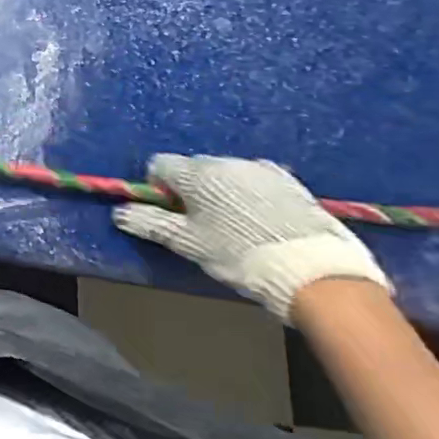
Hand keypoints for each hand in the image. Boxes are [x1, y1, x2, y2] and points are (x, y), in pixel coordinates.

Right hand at [114, 154, 390, 321]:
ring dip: (221, 191)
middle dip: (190, 189)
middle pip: (194, 168)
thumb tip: (120, 212)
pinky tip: (260, 221)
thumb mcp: (188, 243)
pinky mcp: (295, 185)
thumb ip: (150, 223)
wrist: (318, 275)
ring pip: (227, 174)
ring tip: (233, 224)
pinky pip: (258, 181)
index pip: (160, 165)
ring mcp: (265, 172)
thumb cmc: (240, 254)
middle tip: (200, 222)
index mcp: (198, 173)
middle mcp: (229, 163)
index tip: (169, 213)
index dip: (158, 189)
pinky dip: (250, 195)